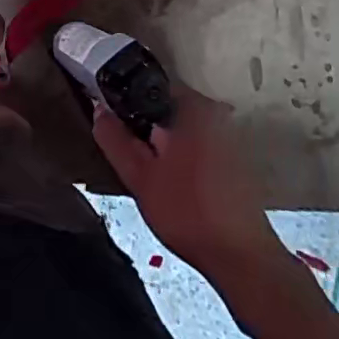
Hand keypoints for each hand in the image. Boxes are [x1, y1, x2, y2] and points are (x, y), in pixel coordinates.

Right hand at [92, 81, 285, 277]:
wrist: (239, 253)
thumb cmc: (186, 211)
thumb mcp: (140, 176)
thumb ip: (116, 139)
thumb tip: (99, 108)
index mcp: (193, 105)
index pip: (149, 85)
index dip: (124, 100)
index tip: (110, 123)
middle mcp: (214, 109)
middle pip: (166, 106)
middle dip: (144, 125)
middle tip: (128, 155)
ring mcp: (228, 131)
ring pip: (181, 126)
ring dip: (162, 141)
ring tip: (148, 172)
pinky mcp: (234, 153)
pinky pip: (198, 140)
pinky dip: (181, 152)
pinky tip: (172, 181)